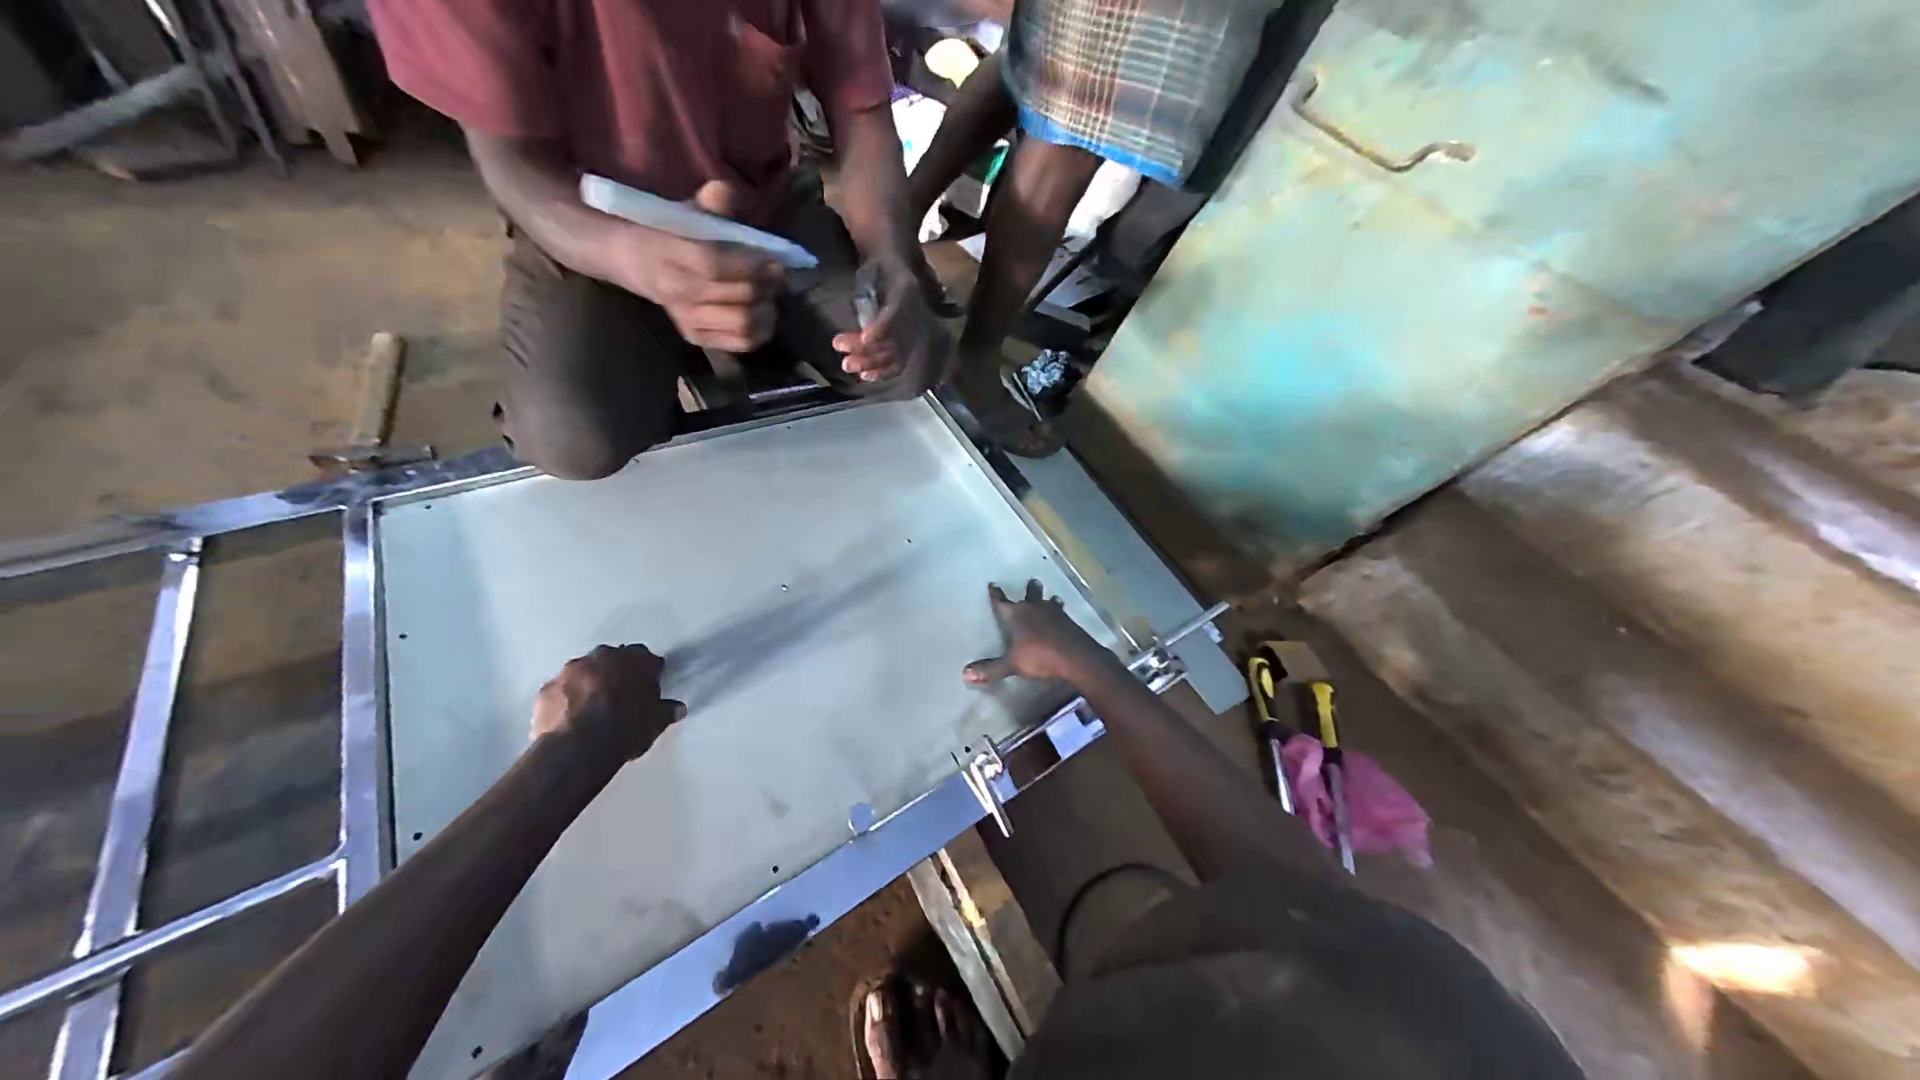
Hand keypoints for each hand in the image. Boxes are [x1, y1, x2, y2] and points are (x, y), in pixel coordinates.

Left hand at [531, 644, 686, 760]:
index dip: (648, 672)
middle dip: (615, 673)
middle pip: (611, 659)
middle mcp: (601, 657)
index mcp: (633, 660)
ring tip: (593, 709)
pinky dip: (566, 700)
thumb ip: (666, 710)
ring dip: (588, 684)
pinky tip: (571, 718)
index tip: (649, 686)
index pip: (645, 658)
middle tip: (621, 696)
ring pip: (583, 672)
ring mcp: (570, 672)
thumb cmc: (625, 728)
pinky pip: (560, 692)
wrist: (580, 748)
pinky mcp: (546, 690)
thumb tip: (677, 710)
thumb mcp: (656, 721)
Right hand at [608, 181, 784, 351]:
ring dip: (766, 309)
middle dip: (766, 287)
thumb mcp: (683, 211)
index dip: (750, 266)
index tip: (774, 261)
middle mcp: (679, 294)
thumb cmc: (666, 232)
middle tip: (778, 276)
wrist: (631, 261)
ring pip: (742, 324)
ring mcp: (689, 320)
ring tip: (771, 294)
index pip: (714, 267)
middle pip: (736, 298)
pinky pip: (740, 343)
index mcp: (670, 257)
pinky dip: (760, 331)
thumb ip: (709, 203)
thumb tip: (727, 191)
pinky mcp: (698, 338)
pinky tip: (763, 314)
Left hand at [832, 252, 951, 398]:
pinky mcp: (906, 342)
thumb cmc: (878, 267)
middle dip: (868, 350)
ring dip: (871, 363)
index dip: (881, 328)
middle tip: (841, 351)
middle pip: (894, 339)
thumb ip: (866, 289)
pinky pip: (897, 361)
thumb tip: (861, 318)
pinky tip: (865, 375)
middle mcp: (913, 313)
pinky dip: (882, 371)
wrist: (895, 268)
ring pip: (894, 354)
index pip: (896, 313)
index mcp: (906, 289)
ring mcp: (912, 329)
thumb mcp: (870, 269)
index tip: (864, 339)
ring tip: (847, 365)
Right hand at [962, 581, 1111, 686]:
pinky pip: (1062, 614)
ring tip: (1052, 598)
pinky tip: (1062, 617)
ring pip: (1049, 602)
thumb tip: (966, 673)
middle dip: (1030, 589)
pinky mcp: (1069, 622)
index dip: (996, 595)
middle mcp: (1035, 609)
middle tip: (1032, 581)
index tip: (993, 585)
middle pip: (1031, 595)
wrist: (1076, 657)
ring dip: (1048, 600)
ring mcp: (1055, 614)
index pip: (1002, 602)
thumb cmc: (1040, 657)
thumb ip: (991, 669)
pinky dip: (1059, 613)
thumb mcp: (1012, 664)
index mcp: (1018, 615)